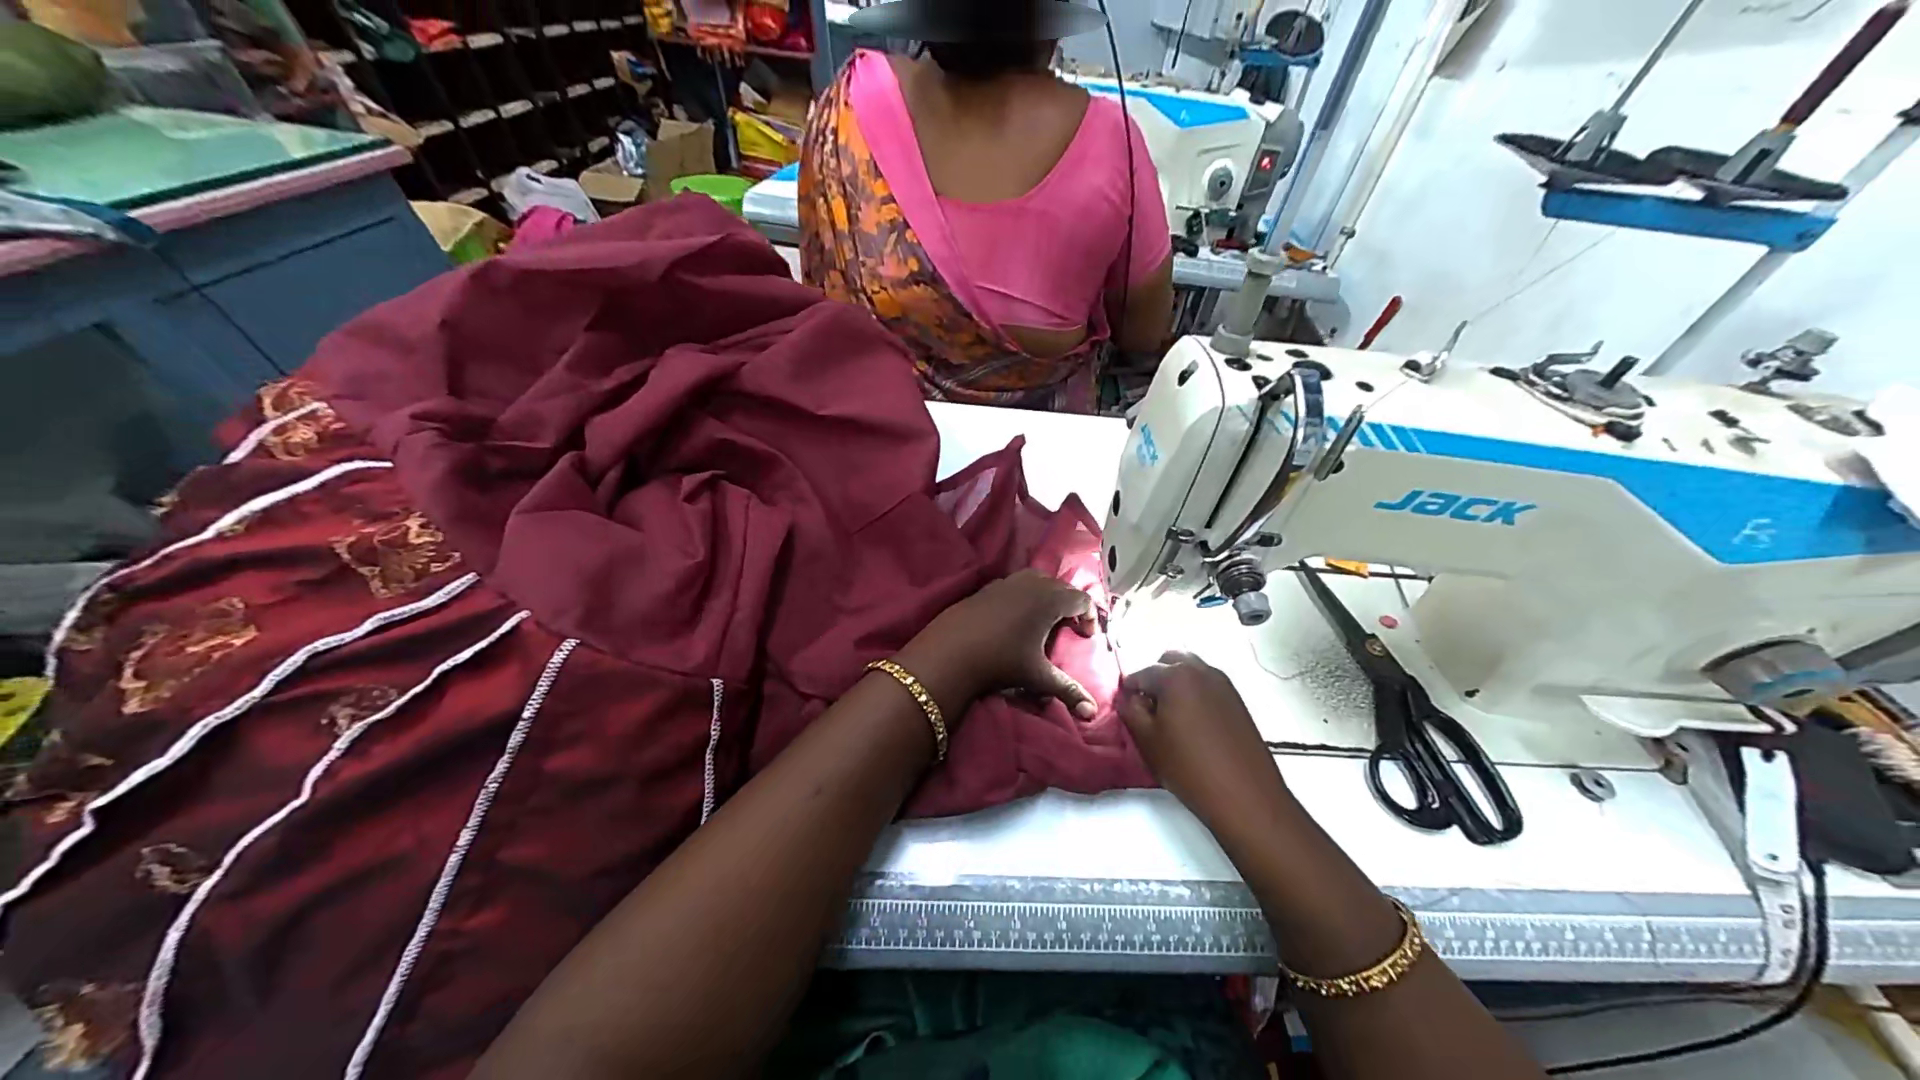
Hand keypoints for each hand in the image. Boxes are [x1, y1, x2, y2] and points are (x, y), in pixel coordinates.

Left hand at [894, 570, 1096, 719]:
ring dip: (1046, 596)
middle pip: (1062, 586)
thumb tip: (1091, 713)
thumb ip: (1068, 691)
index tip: (1085, 637)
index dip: (1090, 617)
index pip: (1083, 599)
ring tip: (1043, 621)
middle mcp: (1032, 583)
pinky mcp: (987, 587)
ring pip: (1038, 581)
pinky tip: (1015, 619)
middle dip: (1070, 606)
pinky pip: (1016, 585)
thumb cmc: (1001, 661)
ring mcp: (1007, 582)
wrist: (950, 651)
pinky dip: (1024, 596)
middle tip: (1068, 629)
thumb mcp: (1038, 676)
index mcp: (1050, 600)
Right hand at [1117, 651, 1286, 834]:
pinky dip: (1195, 694)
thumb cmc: (1188, 767)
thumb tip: (1128, 697)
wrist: (1245, 795)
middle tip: (1148, 707)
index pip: (1140, 673)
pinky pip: (1208, 686)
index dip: (1129, 690)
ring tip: (1171, 717)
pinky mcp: (1238, 701)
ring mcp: (1224, 684)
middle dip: (1155, 677)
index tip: (1126, 708)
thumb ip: (1130, 710)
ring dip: (1177, 684)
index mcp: (1175, 675)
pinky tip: (1193, 724)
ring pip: (1192, 671)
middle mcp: (1201, 670)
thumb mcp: (1147, 740)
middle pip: (1170, 660)